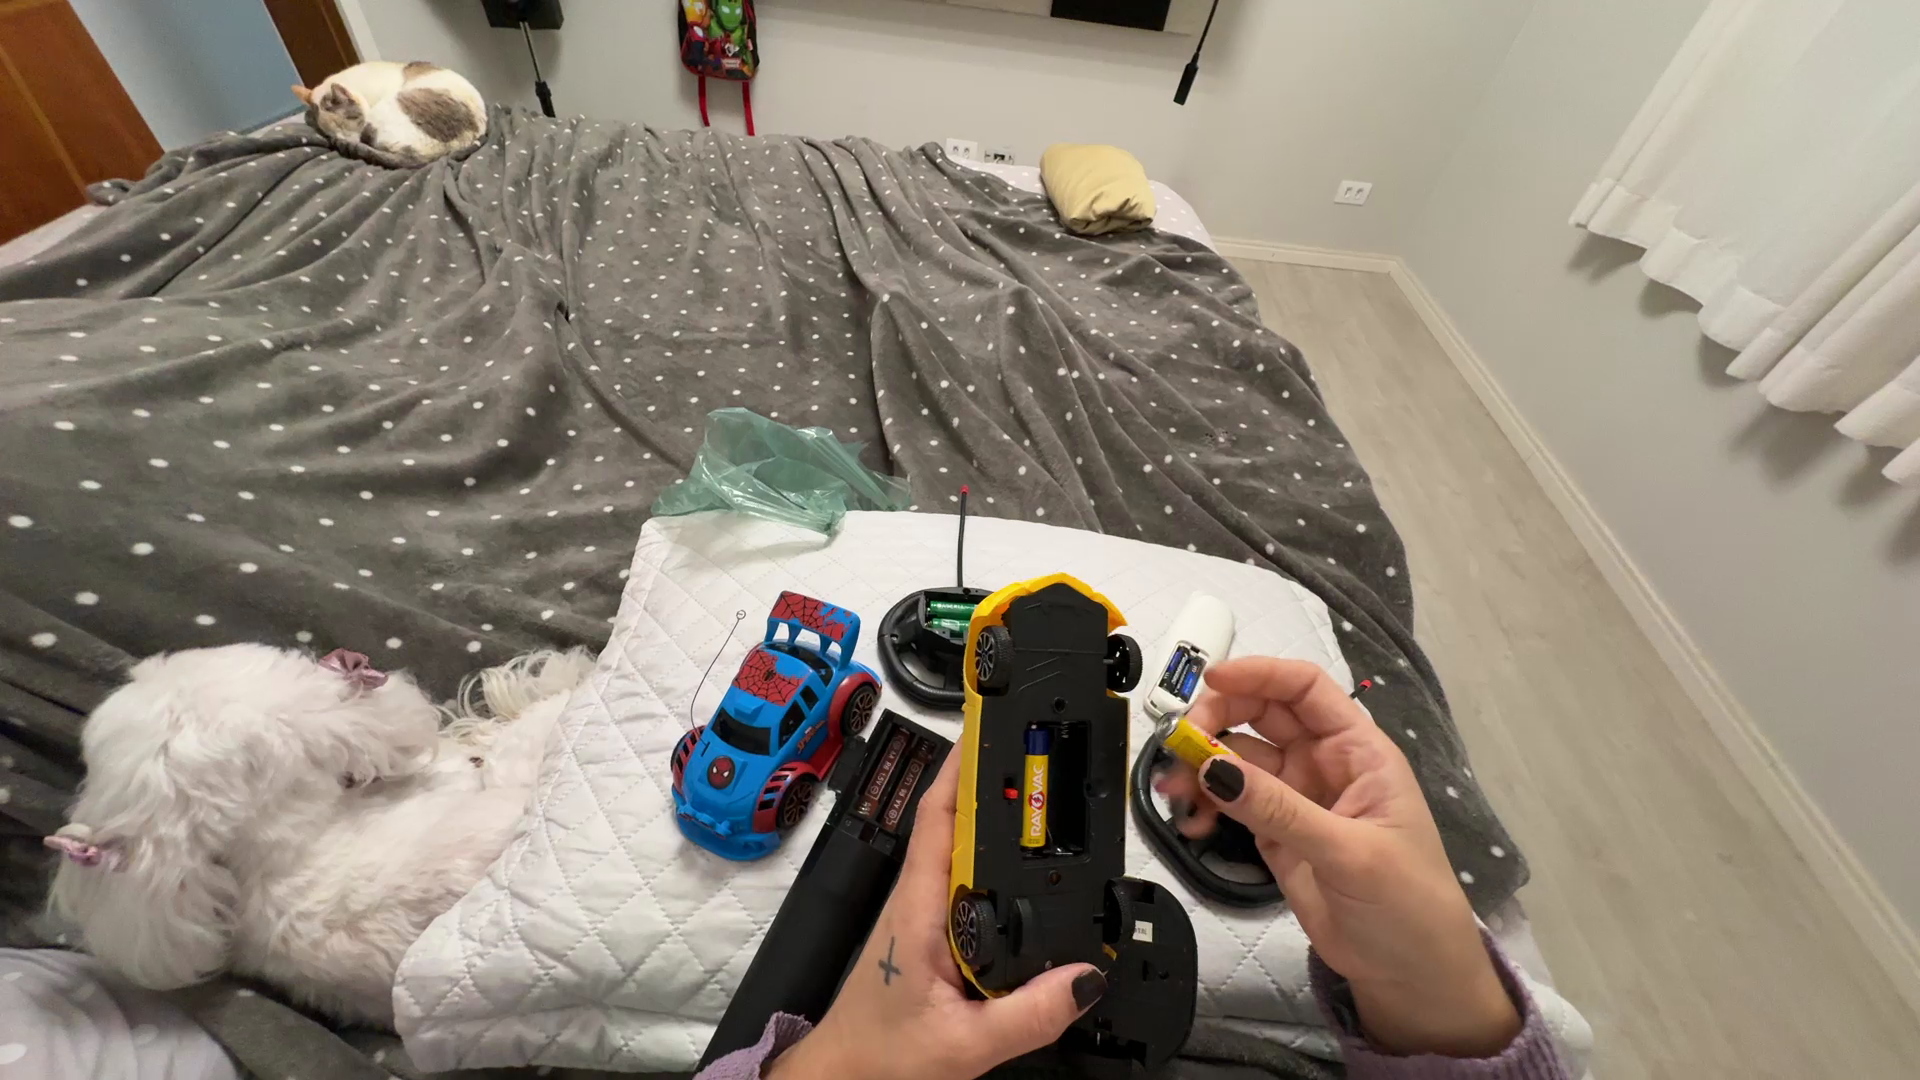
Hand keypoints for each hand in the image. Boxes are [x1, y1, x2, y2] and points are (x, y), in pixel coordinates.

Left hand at [768, 754, 1105, 1079]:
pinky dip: (984, 846)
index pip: (939, 815)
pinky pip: (958, 867)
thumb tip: (1085, 978)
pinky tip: (1012, 855)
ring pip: (954, 839)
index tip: (991, 735)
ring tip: (1028, 788)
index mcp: (920, 903)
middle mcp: (918, 891)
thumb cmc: (884, 1054)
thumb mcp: (966, 1045)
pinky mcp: (927, 919)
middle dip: (985, 776)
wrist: (845, 1071)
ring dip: (985, 808)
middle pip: (950, 815)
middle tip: (1028, 751)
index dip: (963, 769)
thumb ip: (1029, 1015)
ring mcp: (921, 902)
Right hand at [1160, 658, 1519, 1057]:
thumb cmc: (1408, 907)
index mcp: (1355, 750)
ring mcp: (1291, 793)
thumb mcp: (1349, 853)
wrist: (1410, 979)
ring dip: (1199, 766)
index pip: (1303, 688)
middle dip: (1214, 720)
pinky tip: (1193, 823)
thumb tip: (1211, 768)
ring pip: (1233, 756)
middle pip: (1257, 713)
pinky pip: (1225, 798)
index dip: (1258, 674)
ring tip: (1175, 792)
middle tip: (1181, 743)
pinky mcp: (1269, 827)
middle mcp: (1320, 760)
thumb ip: (1278, 809)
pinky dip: (1202, 803)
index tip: (1211, 680)